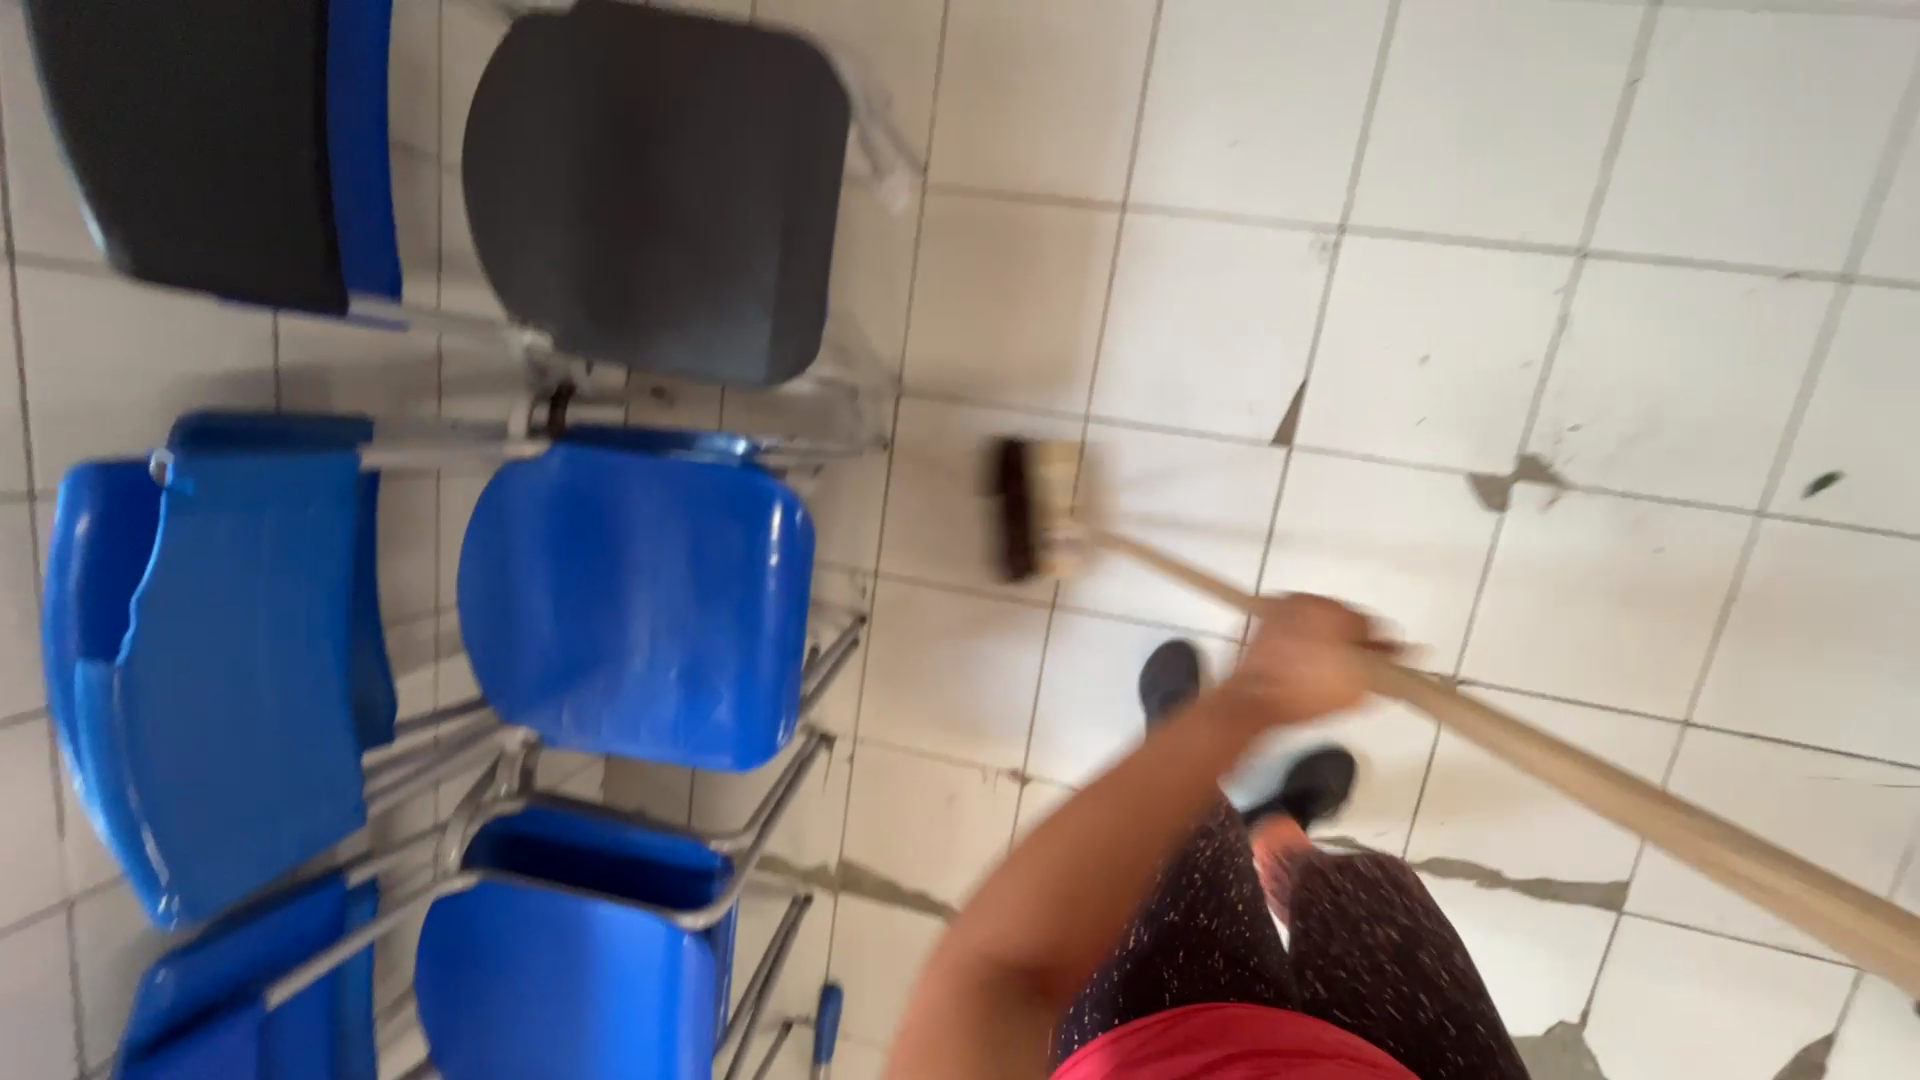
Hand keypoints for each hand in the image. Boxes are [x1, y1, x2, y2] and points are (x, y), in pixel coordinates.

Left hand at [1213, 594, 1391, 730]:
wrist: (1255, 698)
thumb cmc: (1309, 689)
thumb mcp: (1361, 682)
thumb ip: (1388, 662)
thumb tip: (1409, 650)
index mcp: (1333, 608)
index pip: (1369, 625)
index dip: (1376, 650)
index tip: (1378, 671)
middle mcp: (1305, 600)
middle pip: (1340, 620)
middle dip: (1349, 643)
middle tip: (1351, 673)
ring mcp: (1279, 609)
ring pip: (1315, 624)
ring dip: (1325, 642)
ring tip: (1325, 673)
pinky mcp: (1261, 623)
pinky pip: (1292, 630)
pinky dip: (1301, 642)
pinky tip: (1302, 666)